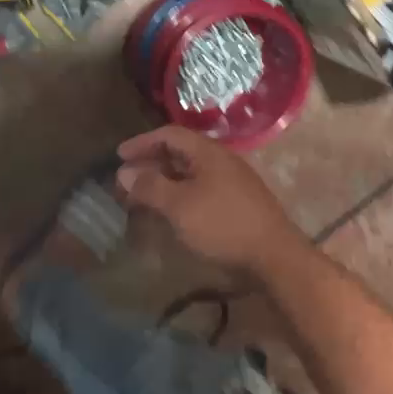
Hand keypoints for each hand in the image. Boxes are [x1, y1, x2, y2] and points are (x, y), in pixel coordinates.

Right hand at [115, 126, 307, 275]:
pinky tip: (169, 215)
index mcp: (208, 153)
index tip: (119, 156)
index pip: (170, 135)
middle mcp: (221, 162)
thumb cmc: (222, 225)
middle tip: (126, 181)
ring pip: (189, 175)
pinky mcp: (236, 205)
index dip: (142, 142)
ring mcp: (231, 184)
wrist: (274, 258)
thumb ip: (150, 186)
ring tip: (141, 199)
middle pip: (180, 154)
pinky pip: (199, 191)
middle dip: (150, 165)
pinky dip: (178, 197)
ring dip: (163, 183)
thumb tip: (124, 172)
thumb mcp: (179, 205)